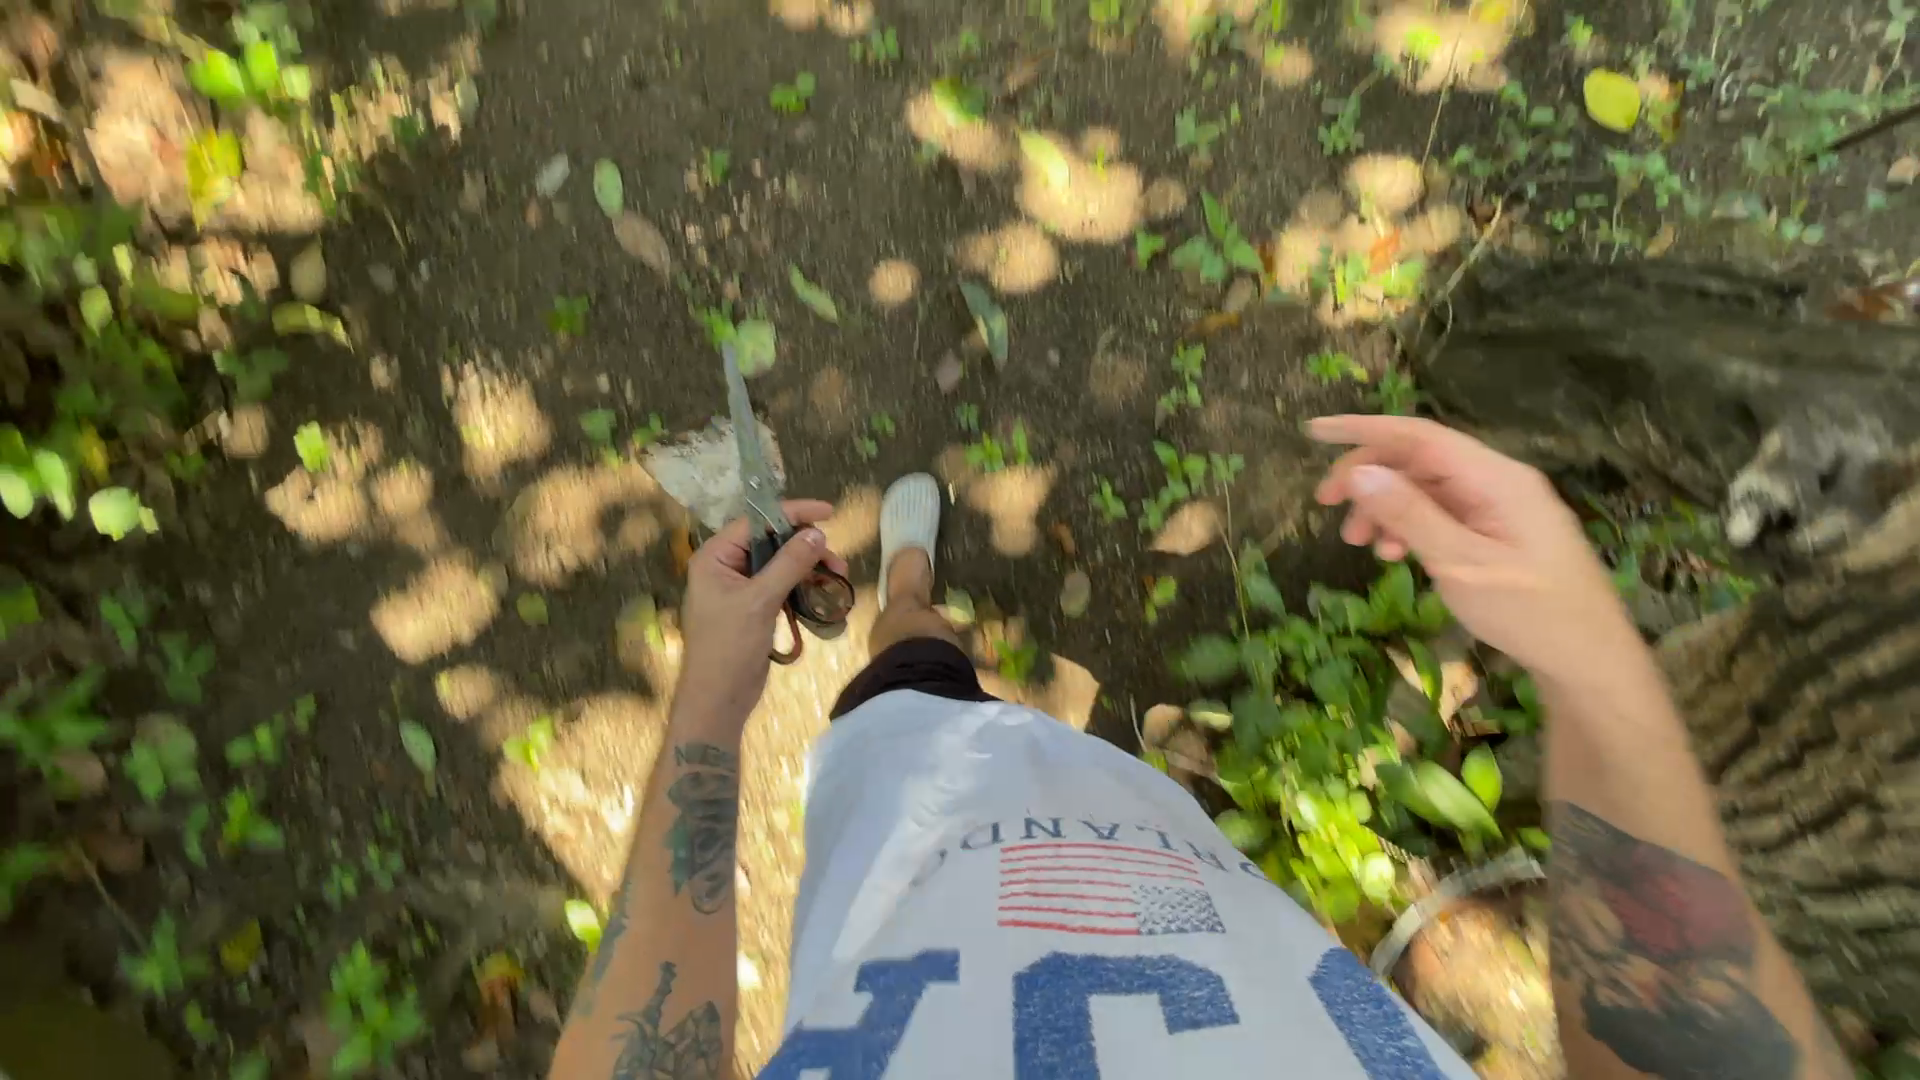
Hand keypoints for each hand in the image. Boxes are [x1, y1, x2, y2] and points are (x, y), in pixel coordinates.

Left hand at [673, 500, 847, 722]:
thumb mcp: (760, 601)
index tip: (828, 512)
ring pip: (781, 563)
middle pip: (772, 540)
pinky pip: (782, 584)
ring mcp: (740, 588)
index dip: (792, 512)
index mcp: (715, 557)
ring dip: (809, 566)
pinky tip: (824, 591)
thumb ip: (789, 563)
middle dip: (806, 545)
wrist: (718, 699)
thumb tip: (817, 532)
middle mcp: (725, 566)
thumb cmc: (729, 647)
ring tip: (838, 576)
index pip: (757, 520)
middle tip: (837, 559)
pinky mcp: (754, 607)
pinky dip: (803, 584)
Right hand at [1310, 415, 1641, 686]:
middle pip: (1415, 460)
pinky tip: (1392, 555)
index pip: (1418, 436)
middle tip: (1324, 504)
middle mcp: (1494, 481)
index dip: (1362, 428)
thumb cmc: (1529, 611)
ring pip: (1420, 488)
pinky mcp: (1490, 530)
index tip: (1314, 431)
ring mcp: (1494, 506)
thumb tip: (1360, 472)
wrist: (1587, 659)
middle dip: (1365, 477)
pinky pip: (1435, 513)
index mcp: (1494, 478)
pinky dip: (1404, 527)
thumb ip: (1410, 514)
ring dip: (1381, 508)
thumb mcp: (1461, 563)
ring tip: (1358, 544)